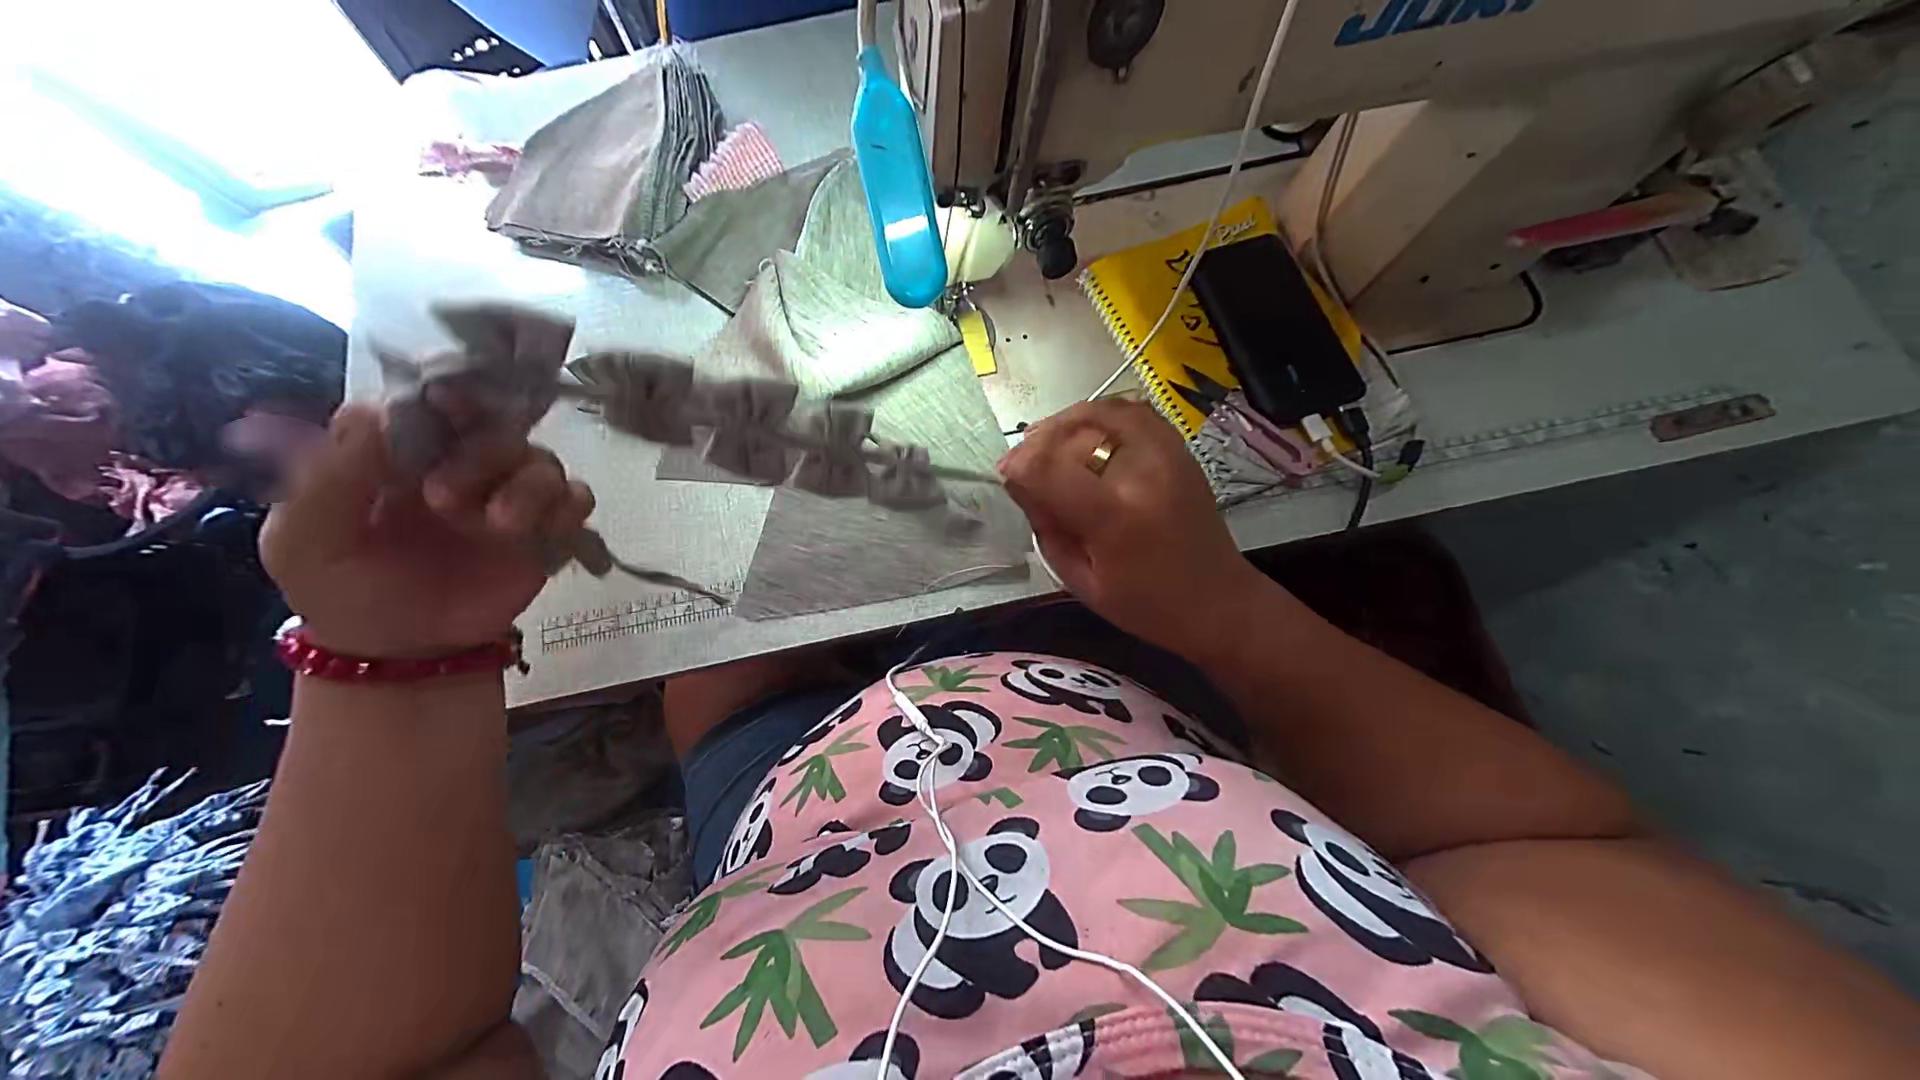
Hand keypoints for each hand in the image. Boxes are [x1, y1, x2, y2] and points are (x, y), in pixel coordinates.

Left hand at [260, 403, 593, 659]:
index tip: (451, 402)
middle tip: (445, 500)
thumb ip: (329, 479)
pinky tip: (543, 532)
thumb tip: (370, 413)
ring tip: (502, 525)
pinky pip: (578, 501)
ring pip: (546, 464)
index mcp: (407, 455)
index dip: (452, 398)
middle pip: (501, 431)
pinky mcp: (547, 531)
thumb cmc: (344, 591)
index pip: (439, 407)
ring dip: (531, 487)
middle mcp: (466, 467)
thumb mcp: (307, 540)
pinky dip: (570, 508)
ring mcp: (511, 498)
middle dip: (484, 456)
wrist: (403, 652)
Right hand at [998, 399, 1276, 661]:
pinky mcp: (1179, 450)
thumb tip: (1020, 482)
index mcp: (1115, 517)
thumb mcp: (1080, 580)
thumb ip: (1046, 527)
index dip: (1019, 465)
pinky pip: (1136, 411)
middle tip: (1023, 459)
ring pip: (1105, 411)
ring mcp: (1167, 455)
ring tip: (1048, 438)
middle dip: (1039, 441)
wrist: (1218, 602)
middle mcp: (1142, 474)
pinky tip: (1086, 430)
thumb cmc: (1145, 605)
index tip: (1005, 474)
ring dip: (1068, 420)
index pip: (1051, 469)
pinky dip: (1104, 413)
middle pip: (1075, 433)